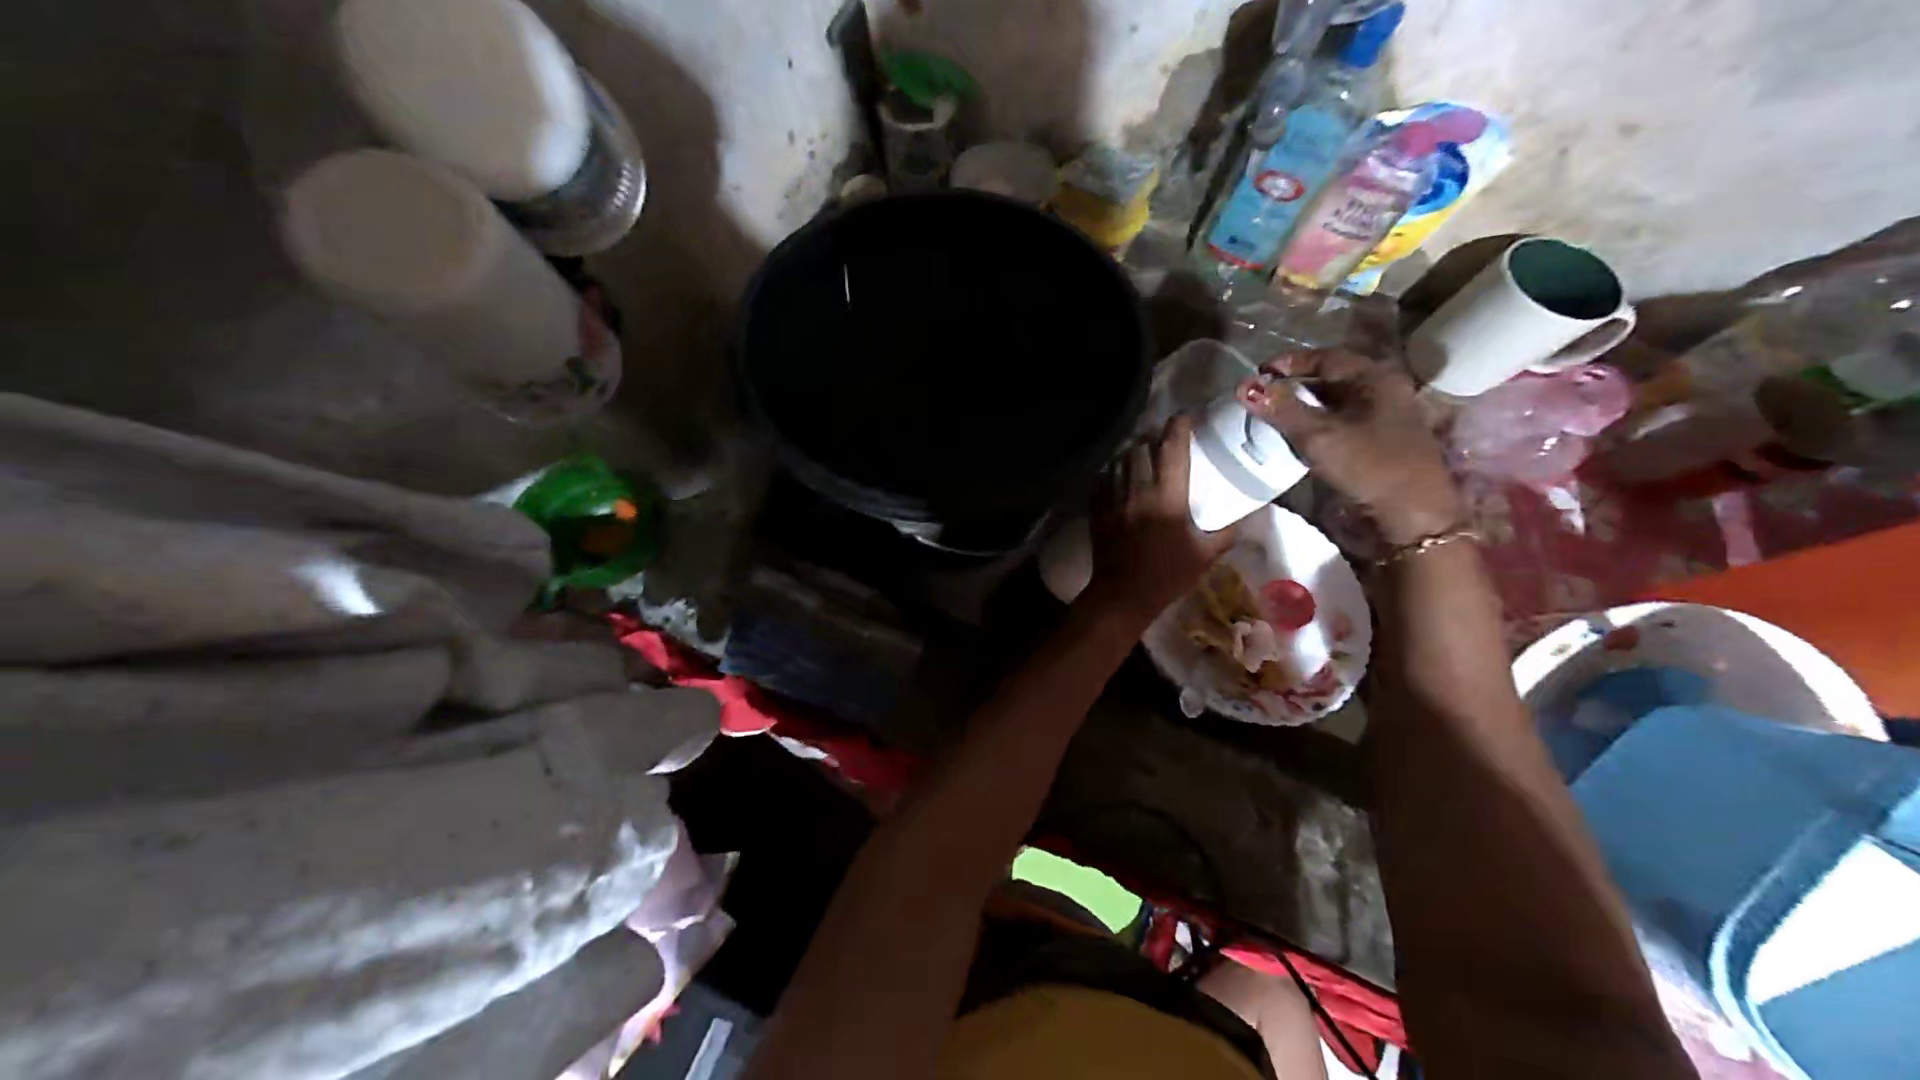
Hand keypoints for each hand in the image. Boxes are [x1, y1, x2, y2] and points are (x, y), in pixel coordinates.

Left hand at [1086, 415, 1238, 621]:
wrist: (1123, 596)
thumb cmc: (1167, 576)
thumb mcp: (1206, 556)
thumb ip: (1227, 533)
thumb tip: (1245, 518)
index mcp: (1168, 496)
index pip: (1172, 448)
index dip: (1178, 427)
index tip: (1185, 417)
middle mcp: (1138, 490)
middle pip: (1140, 447)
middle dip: (1152, 437)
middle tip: (1163, 438)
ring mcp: (1113, 499)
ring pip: (1119, 461)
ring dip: (1132, 453)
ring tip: (1142, 454)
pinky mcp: (1096, 510)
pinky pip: (1102, 479)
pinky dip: (1111, 472)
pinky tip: (1118, 475)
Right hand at [1241, 350, 1462, 545]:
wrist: (1412, 517)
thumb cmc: (1369, 466)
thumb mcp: (1319, 436)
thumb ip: (1281, 409)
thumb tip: (1243, 386)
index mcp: (1376, 379)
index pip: (1327, 357)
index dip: (1290, 362)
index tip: (1259, 373)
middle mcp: (1384, 392)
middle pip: (1333, 378)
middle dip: (1296, 384)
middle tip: (1264, 395)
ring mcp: (1385, 419)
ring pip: (1337, 402)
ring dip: (1305, 406)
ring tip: (1274, 416)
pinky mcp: (1380, 444)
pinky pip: (1342, 423)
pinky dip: (1317, 424)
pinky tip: (1299, 437)